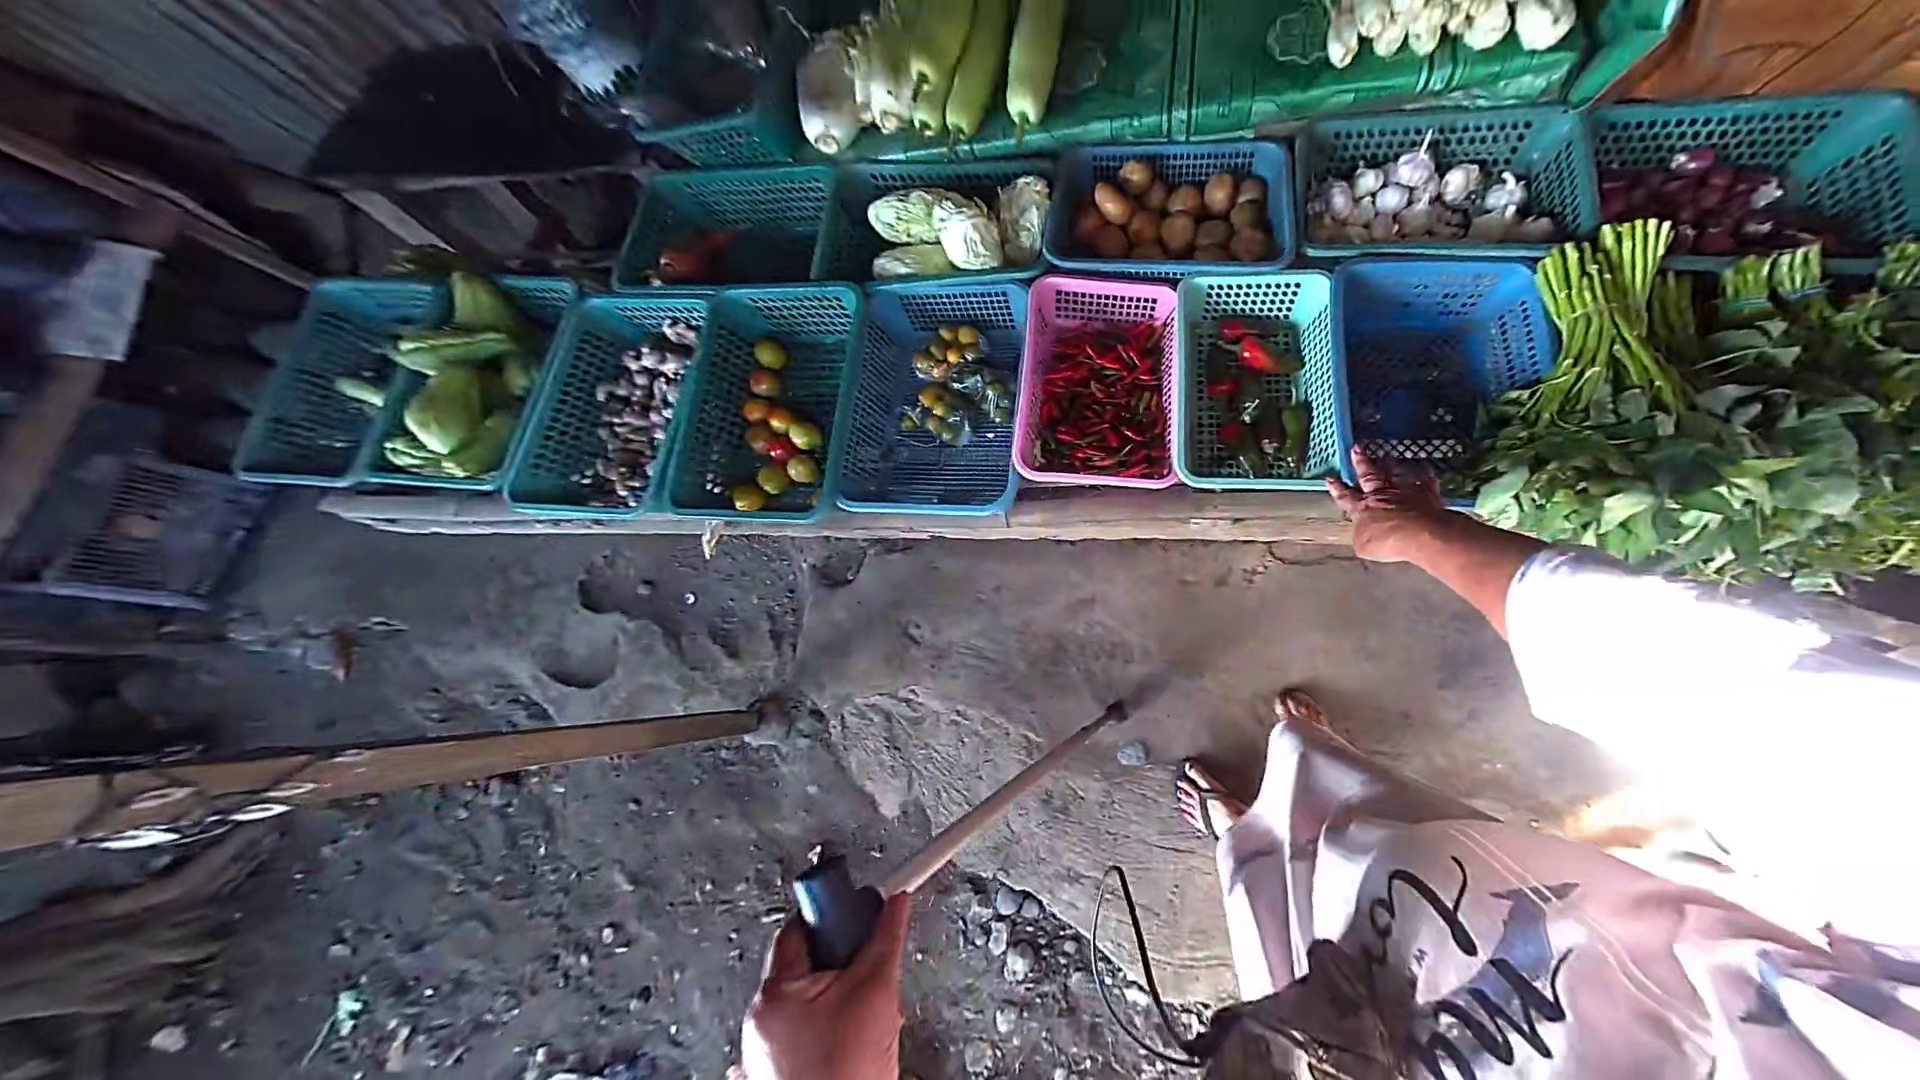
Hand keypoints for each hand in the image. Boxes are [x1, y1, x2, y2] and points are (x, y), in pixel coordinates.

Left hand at [741, 892, 913, 1079]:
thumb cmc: (847, 1078)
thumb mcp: (875, 992)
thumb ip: (885, 938)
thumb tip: (896, 902)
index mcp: (775, 993)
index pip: (801, 924)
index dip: (832, 912)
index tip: (853, 902)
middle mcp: (761, 1020)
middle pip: (807, 960)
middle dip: (841, 959)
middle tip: (866, 971)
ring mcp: (766, 1052)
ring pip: (808, 997)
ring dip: (839, 994)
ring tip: (863, 1015)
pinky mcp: (778, 1074)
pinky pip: (804, 1030)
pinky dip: (828, 1024)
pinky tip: (851, 1037)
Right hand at [1326, 447, 1449, 562]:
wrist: (1423, 535)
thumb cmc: (1388, 542)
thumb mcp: (1364, 546)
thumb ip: (1362, 536)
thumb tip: (1364, 533)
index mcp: (1362, 509)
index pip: (1345, 497)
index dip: (1337, 488)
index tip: (1330, 478)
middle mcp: (1382, 496)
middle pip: (1369, 476)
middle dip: (1360, 463)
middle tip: (1356, 449)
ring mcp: (1405, 493)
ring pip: (1395, 474)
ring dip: (1391, 464)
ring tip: (1387, 454)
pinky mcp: (1428, 495)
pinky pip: (1425, 480)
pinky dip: (1424, 473)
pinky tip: (1424, 467)